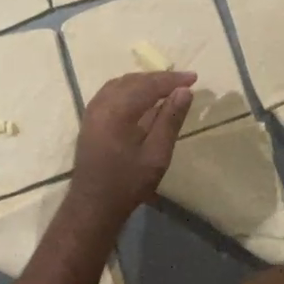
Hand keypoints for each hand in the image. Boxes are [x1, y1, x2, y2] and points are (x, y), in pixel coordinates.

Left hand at [70, 71, 196, 220]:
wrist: (93, 206)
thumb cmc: (128, 183)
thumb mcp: (157, 155)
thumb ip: (170, 120)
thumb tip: (185, 91)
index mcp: (118, 110)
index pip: (149, 85)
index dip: (172, 80)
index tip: (194, 78)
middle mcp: (102, 103)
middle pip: (134, 80)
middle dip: (160, 79)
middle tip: (184, 82)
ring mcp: (93, 109)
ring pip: (122, 83)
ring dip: (145, 81)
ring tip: (167, 87)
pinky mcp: (90, 117)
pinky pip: (112, 91)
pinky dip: (130, 88)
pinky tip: (142, 96)